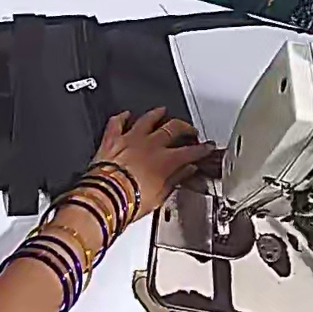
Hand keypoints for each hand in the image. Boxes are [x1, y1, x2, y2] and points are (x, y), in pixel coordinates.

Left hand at [93, 108, 214, 219]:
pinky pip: (117, 123)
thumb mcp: (161, 196)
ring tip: (162, 111)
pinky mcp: (112, 140)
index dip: (202, 149)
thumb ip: (176, 179)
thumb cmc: (130, 201)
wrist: (105, 197)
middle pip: (173, 128)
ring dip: (157, 114)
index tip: (207, 147)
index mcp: (166, 160)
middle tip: (189, 129)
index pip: (191, 151)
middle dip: (185, 127)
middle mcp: (150, 145)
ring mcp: (131, 140)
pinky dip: (122, 117)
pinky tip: (125, 114)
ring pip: (148, 119)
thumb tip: (186, 171)